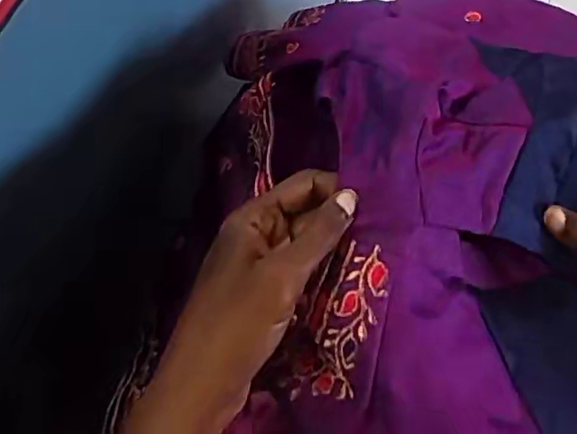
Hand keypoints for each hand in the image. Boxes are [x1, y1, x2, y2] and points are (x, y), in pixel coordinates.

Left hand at [126, 171, 357, 433]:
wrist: (198, 390)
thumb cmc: (238, 323)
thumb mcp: (282, 276)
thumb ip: (319, 234)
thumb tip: (352, 195)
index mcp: (252, 217)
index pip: (302, 185)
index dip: (334, 190)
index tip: (370, 207)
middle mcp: (255, 234)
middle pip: (304, 213)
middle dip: (337, 222)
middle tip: (378, 235)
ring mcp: (259, 265)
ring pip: (304, 245)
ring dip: (332, 251)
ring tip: (371, 256)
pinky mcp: (264, 295)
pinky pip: (298, 273)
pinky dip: (320, 275)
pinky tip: (347, 283)